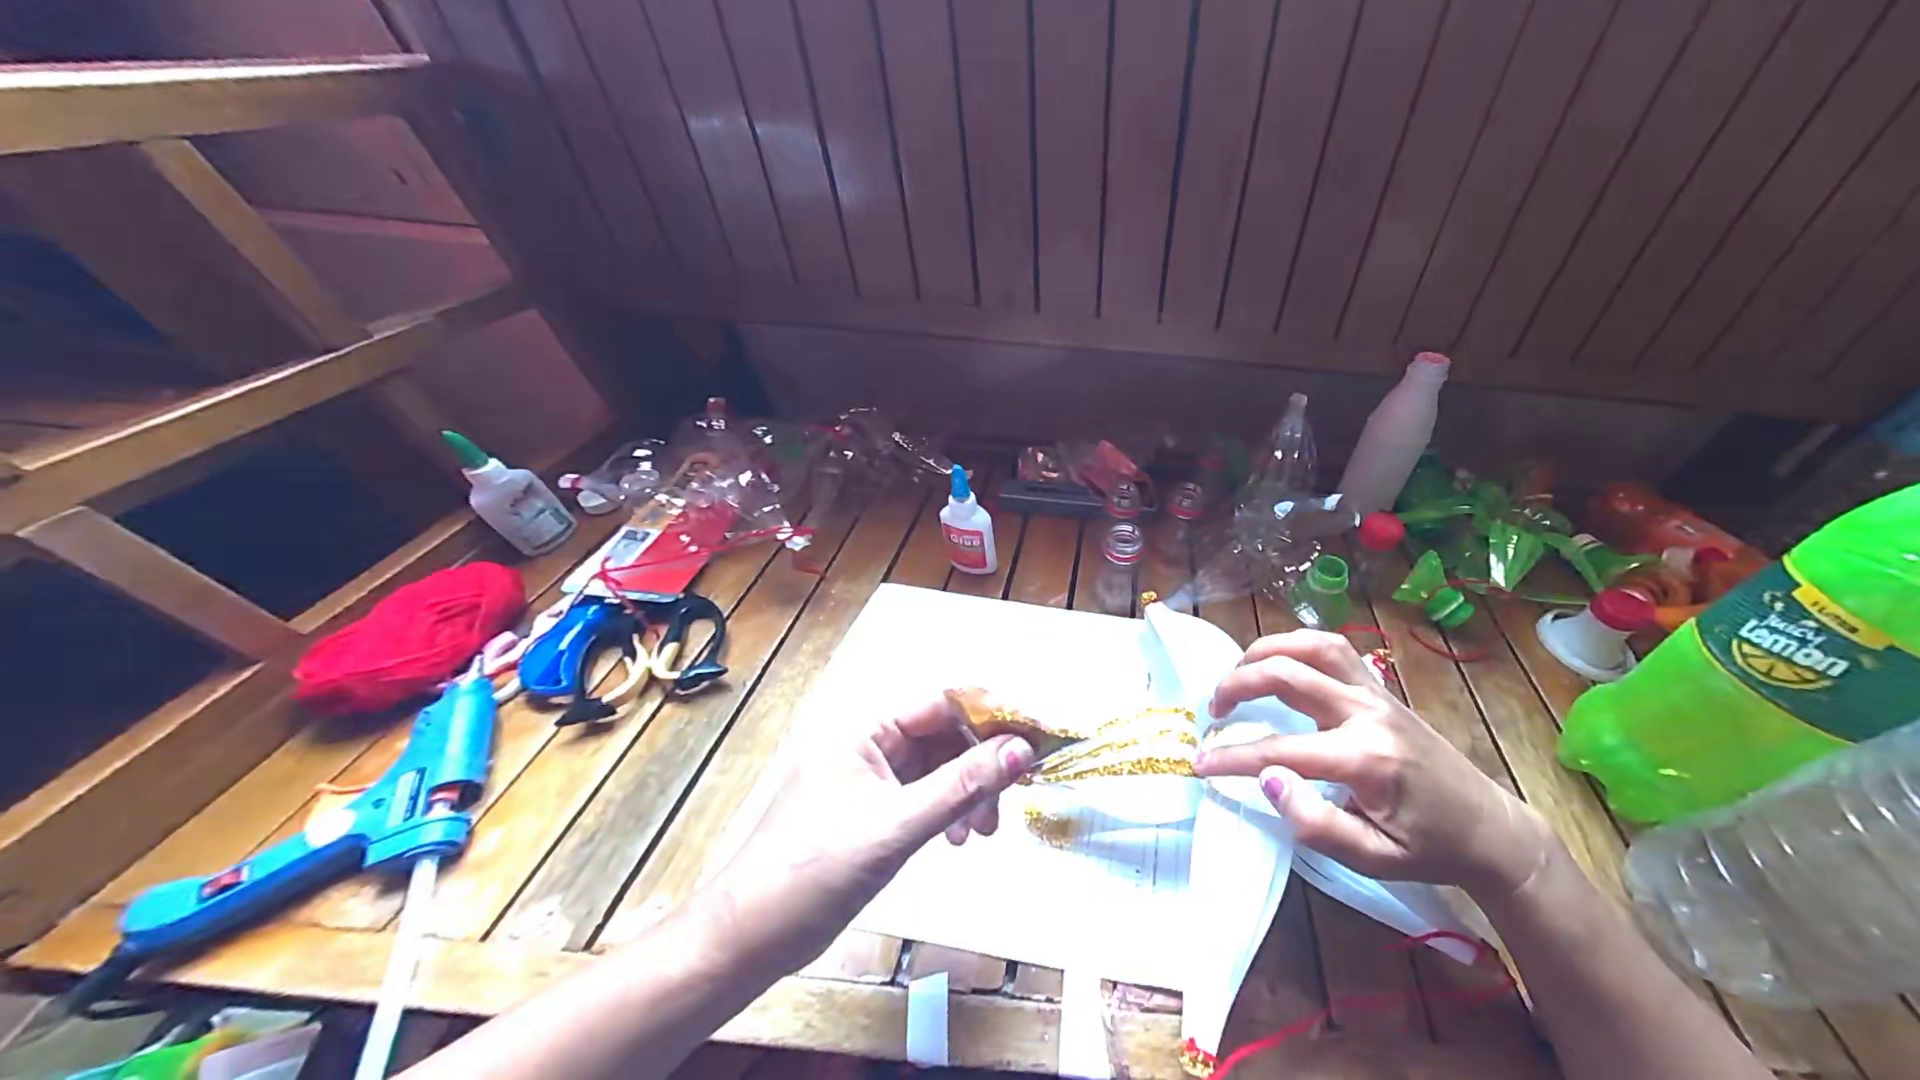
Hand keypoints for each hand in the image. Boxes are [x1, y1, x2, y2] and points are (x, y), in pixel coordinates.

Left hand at [702, 699, 1033, 973]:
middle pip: (942, 738)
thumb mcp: (897, 825)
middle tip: (1010, 798)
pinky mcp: (872, 812)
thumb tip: (1019, 749)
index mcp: (863, 730)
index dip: (989, 718)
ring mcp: (869, 780)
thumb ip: (961, 786)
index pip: (940, 705)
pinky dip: (947, 813)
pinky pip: (923, 797)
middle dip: (980, 765)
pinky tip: (956, 839)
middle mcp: (868, 746)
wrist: (754, 935)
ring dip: (966, 794)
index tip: (1032, 740)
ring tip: (980, 832)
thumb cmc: (815, 870)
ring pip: (936, 770)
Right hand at [1195, 631, 1554, 899]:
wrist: (1491, 830)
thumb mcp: (1372, 859)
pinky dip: (1295, 645)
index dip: (1232, 756)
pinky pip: (1332, 648)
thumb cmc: (1428, 849)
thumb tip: (1266, 778)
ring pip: (1311, 646)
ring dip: (1264, 652)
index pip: (1280, 749)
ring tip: (1237, 673)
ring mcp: (1377, 693)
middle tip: (1214, 711)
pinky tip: (1277, 661)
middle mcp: (1368, 713)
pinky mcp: (1381, 687)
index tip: (1199, 763)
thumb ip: (1314, 823)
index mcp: (1366, 759)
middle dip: (1237, 686)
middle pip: (1287, 675)